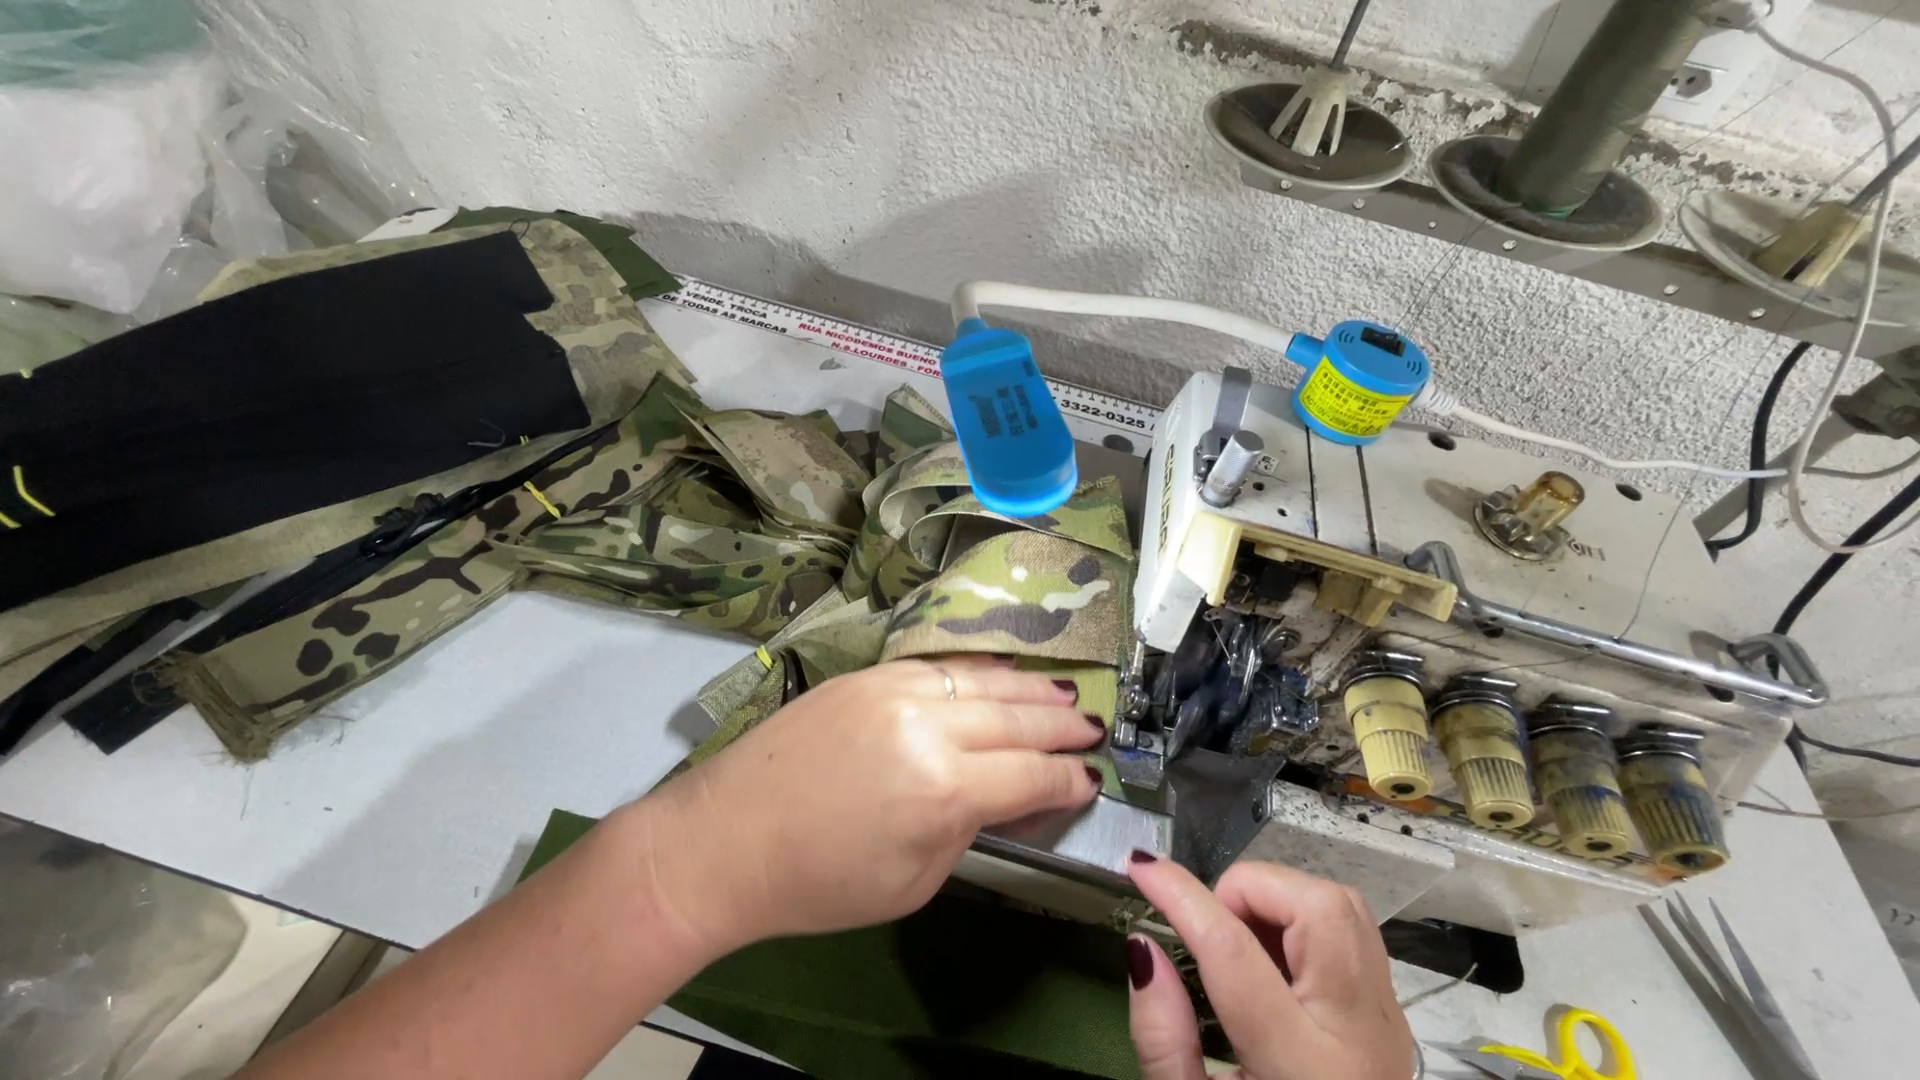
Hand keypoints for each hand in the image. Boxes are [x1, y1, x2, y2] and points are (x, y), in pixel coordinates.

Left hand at [630, 656, 1103, 959]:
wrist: (726, 840)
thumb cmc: (821, 884)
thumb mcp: (915, 880)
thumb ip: (971, 827)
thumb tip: (1010, 794)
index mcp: (943, 789)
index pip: (1031, 774)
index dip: (1068, 779)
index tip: (1090, 780)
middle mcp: (927, 725)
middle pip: (1016, 716)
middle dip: (1062, 724)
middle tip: (1093, 728)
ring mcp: (893, 689)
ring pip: (982, 680)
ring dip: (1028, 688)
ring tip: (1062, 693)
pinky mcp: (866, 675)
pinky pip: (939, 667)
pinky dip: (978, 672)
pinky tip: (998, 676)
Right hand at [1126, 858, 1414, 1079]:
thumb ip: (1162, 1035)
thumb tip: (1144, 947)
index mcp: (1303, 1069)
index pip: (1235, 951)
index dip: (1181, 896)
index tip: (1141, 868)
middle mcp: (1360, 1033)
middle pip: (1318, 907)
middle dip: (1249, 890)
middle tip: (1209, 924)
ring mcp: (1387, 1019)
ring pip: (1342, 904)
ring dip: (1279, 898)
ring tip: (1240, 938)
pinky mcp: (1392, 1011)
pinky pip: (1353, 925)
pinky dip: (1303, 915)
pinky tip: (1272, 955)